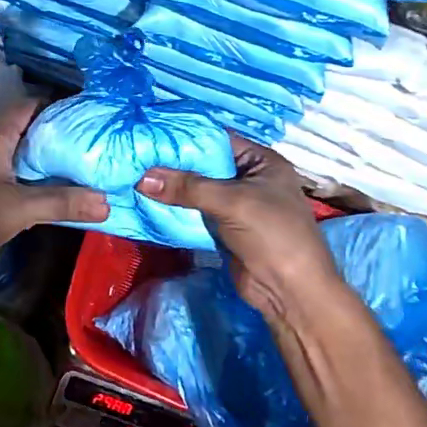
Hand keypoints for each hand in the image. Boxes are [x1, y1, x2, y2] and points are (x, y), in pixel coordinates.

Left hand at [0, 101, 107, 279]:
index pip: (31, 104)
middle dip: (60, 132)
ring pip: (20, 150)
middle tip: (96, 142)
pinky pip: (12, 170)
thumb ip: (62, 203)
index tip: (92, 115)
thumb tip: (107, 201)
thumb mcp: (18, 210)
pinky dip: (34, 174)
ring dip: (47, 155)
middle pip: (28, 127)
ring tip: (83, 163)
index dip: (61, 105)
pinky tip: (54, 188)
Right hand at [137, 135, 340, 318]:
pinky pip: (195, 212)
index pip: (217, 139)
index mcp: (261, 162)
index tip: (150, 135)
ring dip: (171, 189)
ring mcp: (236, 205)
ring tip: (135, 177)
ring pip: (197, 191)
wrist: (290, 291)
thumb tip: (142, 177)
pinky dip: (175, 210)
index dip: (185, 137)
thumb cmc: (272, 234)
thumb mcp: (231, 202)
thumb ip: (187, 187)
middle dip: (173, 164)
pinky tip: (149, 202)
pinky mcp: (224, 229)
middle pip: (204, 165)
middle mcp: (249, 178)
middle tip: (137, 157)